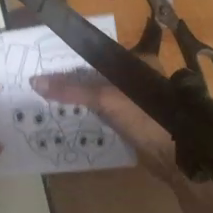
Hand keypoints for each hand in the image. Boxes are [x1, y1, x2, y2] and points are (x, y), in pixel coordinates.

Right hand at [32, 67, 180, 185]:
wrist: (176, 157)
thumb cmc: (146, 118)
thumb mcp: (106, 98)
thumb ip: (72, 89)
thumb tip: (36, 81)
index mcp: (140, 62)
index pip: (99, 56)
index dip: (75, 61)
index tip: (50, 69)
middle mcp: (142, 78)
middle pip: (100, 76)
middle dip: (76, 83)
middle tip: (48, 87)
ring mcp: (140, 102)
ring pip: (103, 96)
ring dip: (83, 101)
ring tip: (54, 103)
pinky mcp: (138, 123)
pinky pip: (107, 114)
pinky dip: (93, 117)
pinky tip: (75, 120)